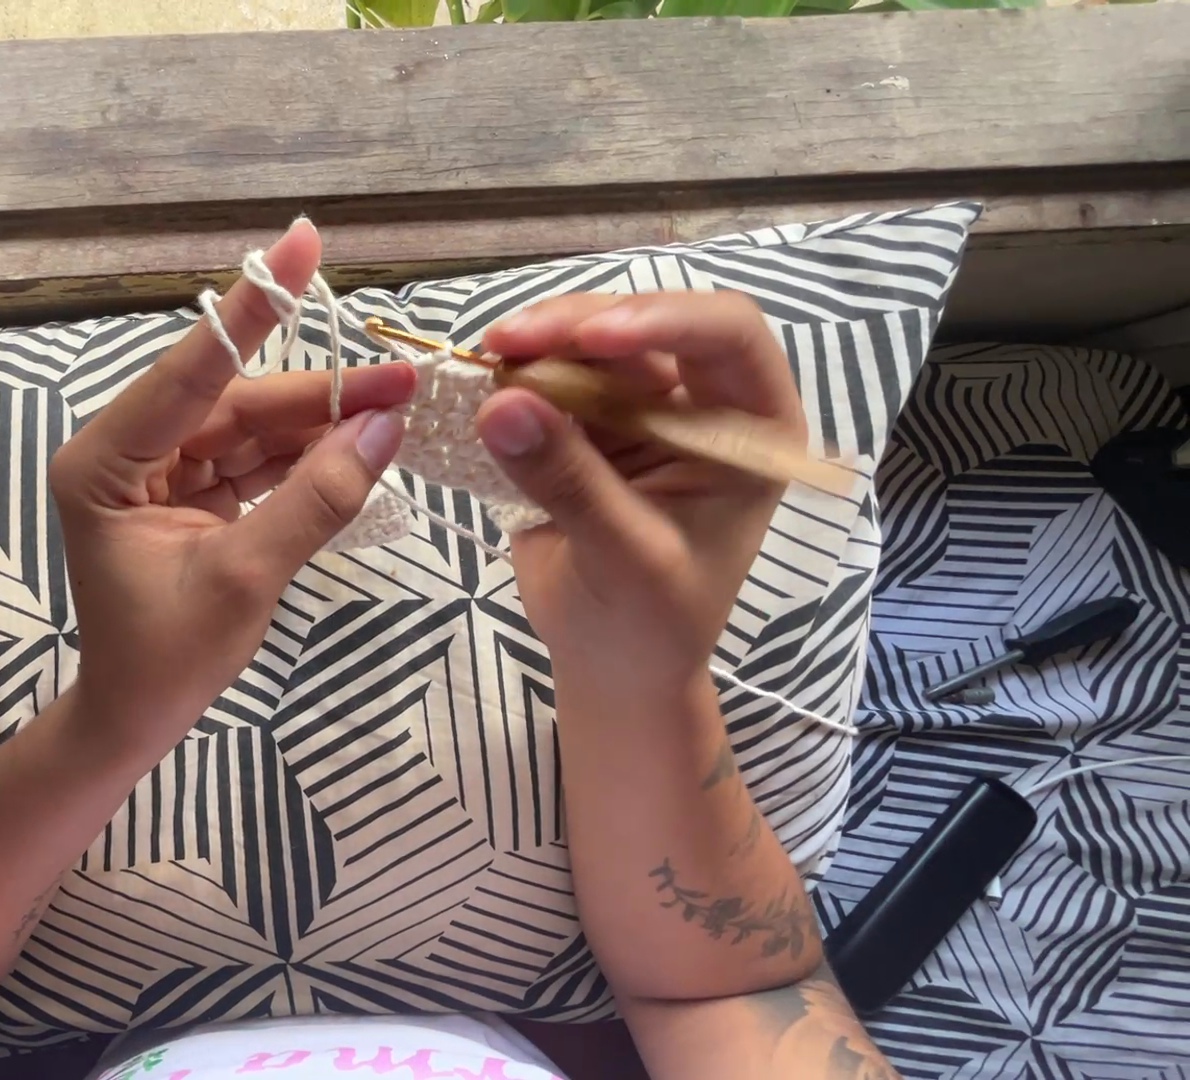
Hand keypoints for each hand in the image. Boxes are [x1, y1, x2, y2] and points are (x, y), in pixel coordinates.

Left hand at [50, 221, 415, 745]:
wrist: (137, 715)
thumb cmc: (167, 660)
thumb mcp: (243, 578)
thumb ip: (312, 501)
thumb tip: (384, 431)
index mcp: (105, 462)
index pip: (190, 372)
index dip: (254, 308)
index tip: (302, 242)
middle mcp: (126, 452)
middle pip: (230, 402)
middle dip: (316, 394)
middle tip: (400, 378)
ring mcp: (159, 472)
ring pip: (248, 429)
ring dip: (318, 424)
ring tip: (394, 409)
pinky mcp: (188, 496)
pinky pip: (252, 462)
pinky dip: (302, 458)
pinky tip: (355, 445)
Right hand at [473, 292, 805, 697]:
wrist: (611, 662)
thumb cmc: (646, 622)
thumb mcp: (621, 554)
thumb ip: (568, 479)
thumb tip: (498, 403)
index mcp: (746, 430)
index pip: (724, 338)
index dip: (661, 319)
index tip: (589, 337)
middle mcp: (694, 408)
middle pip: (640, 332)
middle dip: (571, 329)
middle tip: (500, 343)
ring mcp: (633, 418)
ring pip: (584, 353)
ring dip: (532, 352)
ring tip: (480, 364)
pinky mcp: (580, 435)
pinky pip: (544, 391)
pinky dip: (509, 385)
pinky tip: (477, 387)